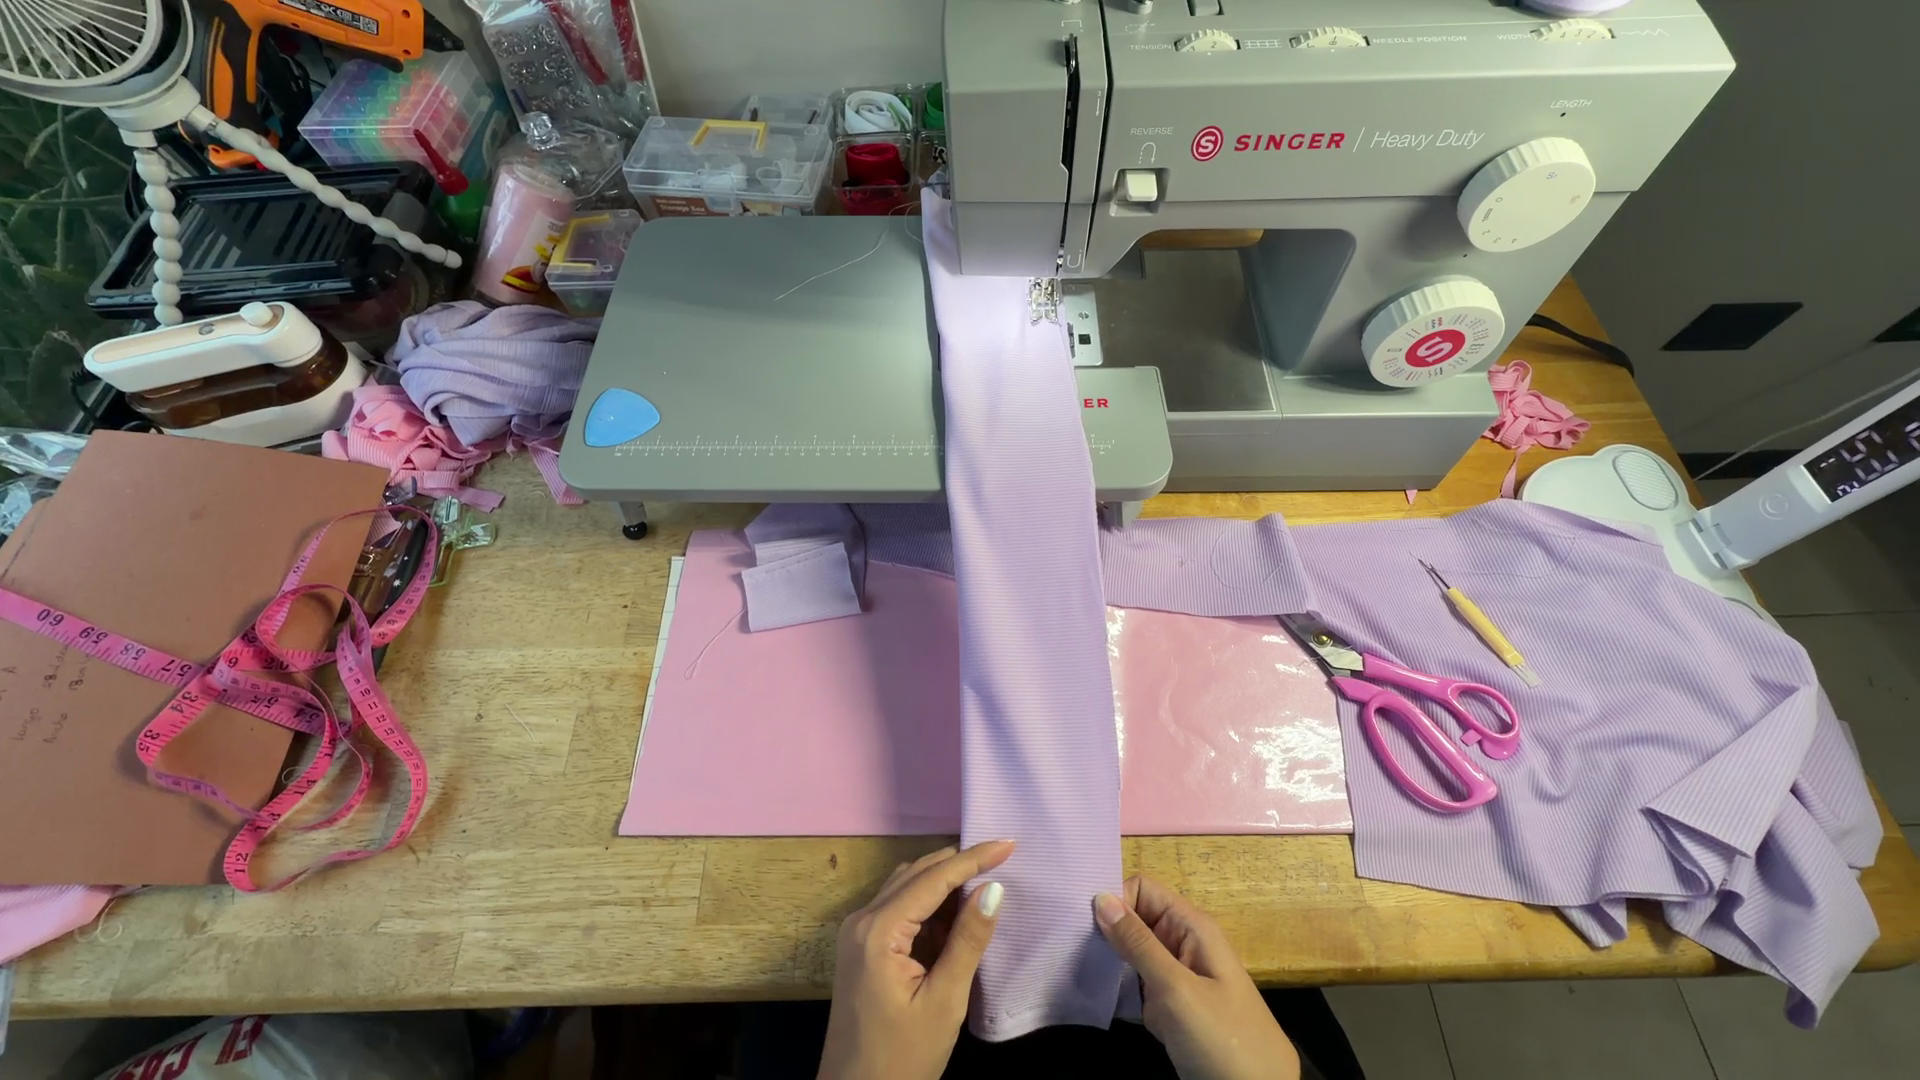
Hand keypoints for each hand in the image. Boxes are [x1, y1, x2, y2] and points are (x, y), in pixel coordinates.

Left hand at [818, 840, 1013, 1079]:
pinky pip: (900, 908)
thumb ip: (967, 941)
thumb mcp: (943, 1002)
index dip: (973, 858)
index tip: (1009, 843)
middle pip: (917, 874)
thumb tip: (993, 889)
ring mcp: (858, 932)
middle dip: (960, 863)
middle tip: (1002, 855)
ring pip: (908, 886)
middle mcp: (862, 919)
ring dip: (945, 881)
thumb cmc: (901, 1059)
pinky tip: (957, 912)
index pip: (933, 878)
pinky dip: (930, 904)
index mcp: (878, 930)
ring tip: (986, 878)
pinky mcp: (862, 947)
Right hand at [1095, 876, 1299, 1079]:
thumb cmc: (1222, 1040)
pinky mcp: (1172, 1006)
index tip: (1083, 924)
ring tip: (1080, 968)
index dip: (1115, 900)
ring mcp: (1178, 977)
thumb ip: (1138, 943)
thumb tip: (1100, 897)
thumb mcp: (1177, 990)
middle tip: (1073, 946)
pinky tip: (1099, 994)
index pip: (1142, 890)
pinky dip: (1120, 987)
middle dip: (1107, 930)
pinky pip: (1138, 982)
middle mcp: (1184, 944)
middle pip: (1136, 918)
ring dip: (1110, 959)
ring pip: (1133, 951)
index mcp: (1192, 927)